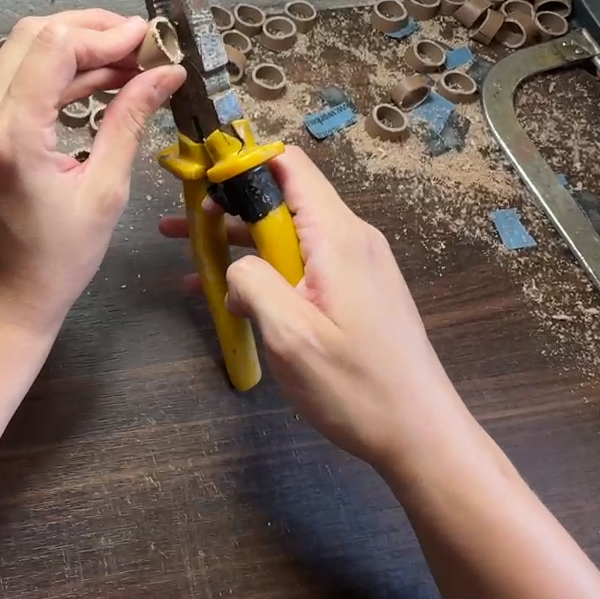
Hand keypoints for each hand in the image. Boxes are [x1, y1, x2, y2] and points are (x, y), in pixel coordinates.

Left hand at [0, 10, 186, 338]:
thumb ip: (130, 121)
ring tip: (131, 64)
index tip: (149, 40)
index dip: (105, 34)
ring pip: (22, 54)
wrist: (1, 302)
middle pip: (32, 36)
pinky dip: (56, 76)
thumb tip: (166, 74)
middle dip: (91, 32)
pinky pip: (16, 84)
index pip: (53, 46)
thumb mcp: (104, 192)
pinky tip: (98, 83)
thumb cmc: (55, 263)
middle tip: (141, 46)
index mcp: (11, 134)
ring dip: (75, 51)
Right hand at [159, 147, 473, 474]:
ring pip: (286, 235)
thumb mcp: (291, 335)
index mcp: (336, 238)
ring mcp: (353, 265)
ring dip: (238, 243)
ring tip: (188, 256)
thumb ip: (253, 283)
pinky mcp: (352, 289)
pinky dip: (263, 271)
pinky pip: (300, 264)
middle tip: (178, 226)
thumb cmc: (356, 386)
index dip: (242, 161)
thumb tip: (236, 267)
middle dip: (227, 206)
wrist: (421, 437)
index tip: (198, 177)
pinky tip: (227, 295)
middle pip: (281, 199)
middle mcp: (349, 239)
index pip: (289, 166)